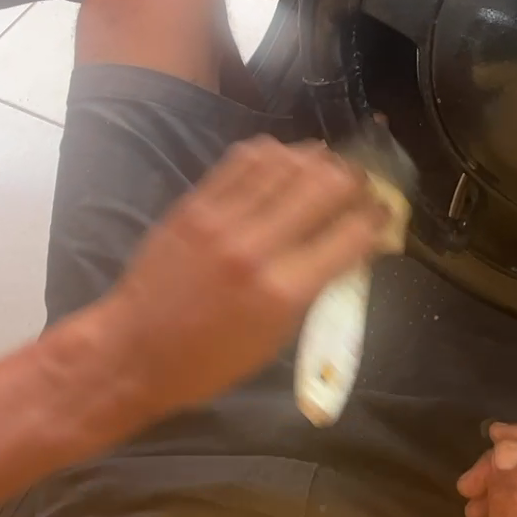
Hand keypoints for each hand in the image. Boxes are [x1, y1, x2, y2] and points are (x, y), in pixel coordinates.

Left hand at [87, 136, 387, 412]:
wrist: (131, 353)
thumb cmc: (211, 361)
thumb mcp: (277, 337)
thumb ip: (317, 284)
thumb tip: (354, 243)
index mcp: (284, 291)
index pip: (351, 235)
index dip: (378, 217)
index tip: (385, 211)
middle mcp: (257, 247)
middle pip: (326, 185)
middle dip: (355, 178)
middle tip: (360, 182)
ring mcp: (223, 220)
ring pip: (288, 162)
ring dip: (317, 159)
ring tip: (326, 166)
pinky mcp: (196, 204)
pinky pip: (245, 160)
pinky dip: (274, 155)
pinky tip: (284, 161)